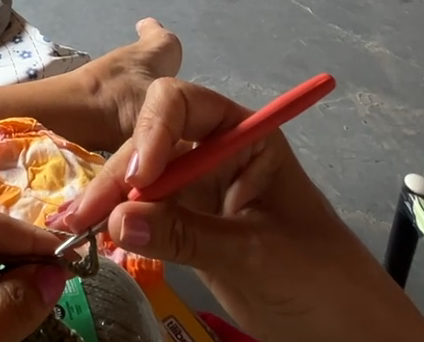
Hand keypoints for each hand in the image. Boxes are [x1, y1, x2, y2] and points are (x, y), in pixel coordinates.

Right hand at [52, 78, 423, 341]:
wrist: (352, 339)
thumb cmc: (325, 283)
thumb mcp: (257, 256)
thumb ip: (187, 235)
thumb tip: (118, 221)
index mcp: (243, 134)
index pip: (182, 104)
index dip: (153, 130)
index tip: (138, 179)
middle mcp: (212, 148)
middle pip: (150, 141)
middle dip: (118, 175)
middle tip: (83, 214)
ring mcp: (195, 185)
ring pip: (138, 176)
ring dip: (106, 198)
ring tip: (71, 225)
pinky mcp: (183, 220)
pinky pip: (141, 210)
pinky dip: (116, 221)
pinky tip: (90, 234)